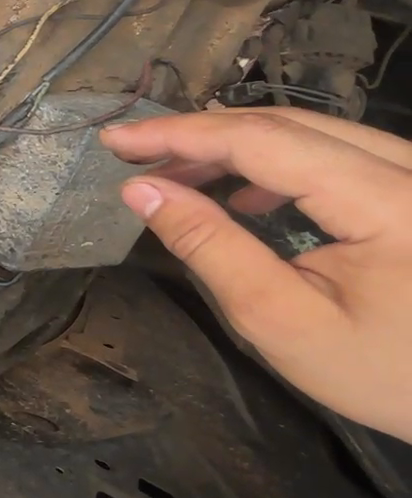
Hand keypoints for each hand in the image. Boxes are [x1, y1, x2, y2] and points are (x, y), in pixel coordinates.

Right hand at [100, 108, 411, 442]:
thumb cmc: (387, 371)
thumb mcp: (278, 318)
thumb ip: (209, 246)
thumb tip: (140, 189)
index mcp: (390, 205)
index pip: (264, 142)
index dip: (182, 134)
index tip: (114, 141)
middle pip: (292, 126)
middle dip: (201, 133)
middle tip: (134, 155)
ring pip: (317, 134)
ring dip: (235, 145)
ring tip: (175, 174)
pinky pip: (343, 153)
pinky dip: (277, 162)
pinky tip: (245, 194)